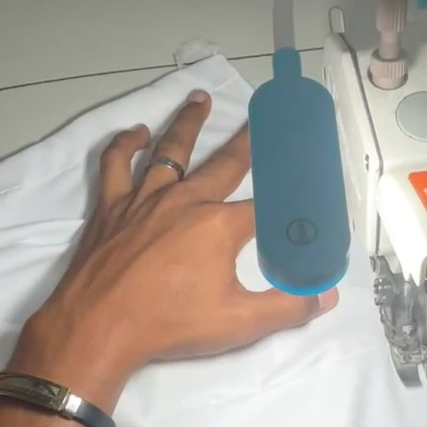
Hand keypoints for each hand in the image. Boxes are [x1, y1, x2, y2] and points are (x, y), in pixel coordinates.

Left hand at [11, 90, 338, 406]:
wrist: (98, 327)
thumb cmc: (170, 325)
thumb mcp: (240, 323)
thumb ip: (288, 307)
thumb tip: (328, 295)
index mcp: (219, 225)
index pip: (266, 206)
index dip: (288, 201)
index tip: (304, 192)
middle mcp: (185, 200)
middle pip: (224, 162)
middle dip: (249, 140)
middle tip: (263, 116)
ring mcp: (144, 199)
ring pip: (170, 149)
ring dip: (189, 123)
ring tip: (201, 99)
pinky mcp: (110, 207)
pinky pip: (116, 164)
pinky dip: (126, 144)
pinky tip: (138, 134)